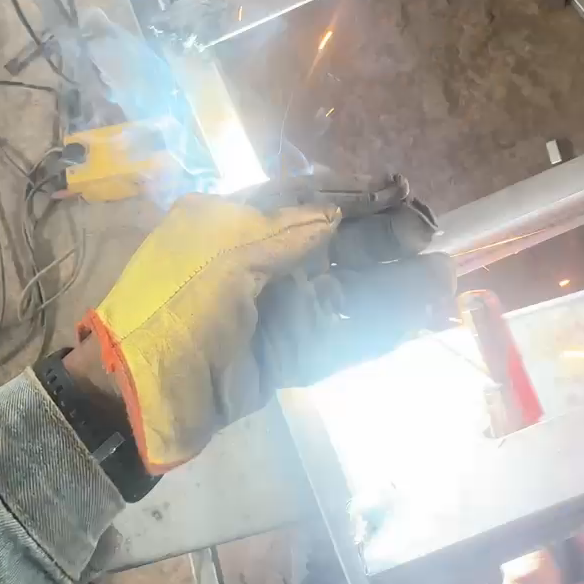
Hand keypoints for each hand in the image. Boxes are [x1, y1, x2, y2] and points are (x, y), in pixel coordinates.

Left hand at [78, 172, 452, 472]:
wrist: (139, 394)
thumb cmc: (177, 309)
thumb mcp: (227, 253)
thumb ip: (286, 229)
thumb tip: (339, 213)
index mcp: (238, 224)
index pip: (305, 197)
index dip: (353, 191)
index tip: (399, 189)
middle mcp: (263, 262)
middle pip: (336, 243)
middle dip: (384, 236)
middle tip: (429, 232)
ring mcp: (277, 311)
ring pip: (346, 292)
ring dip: (394, 285)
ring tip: (443, 278)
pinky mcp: (287, 355)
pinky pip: (340, 339)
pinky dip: (377, 330)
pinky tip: (416, 320)